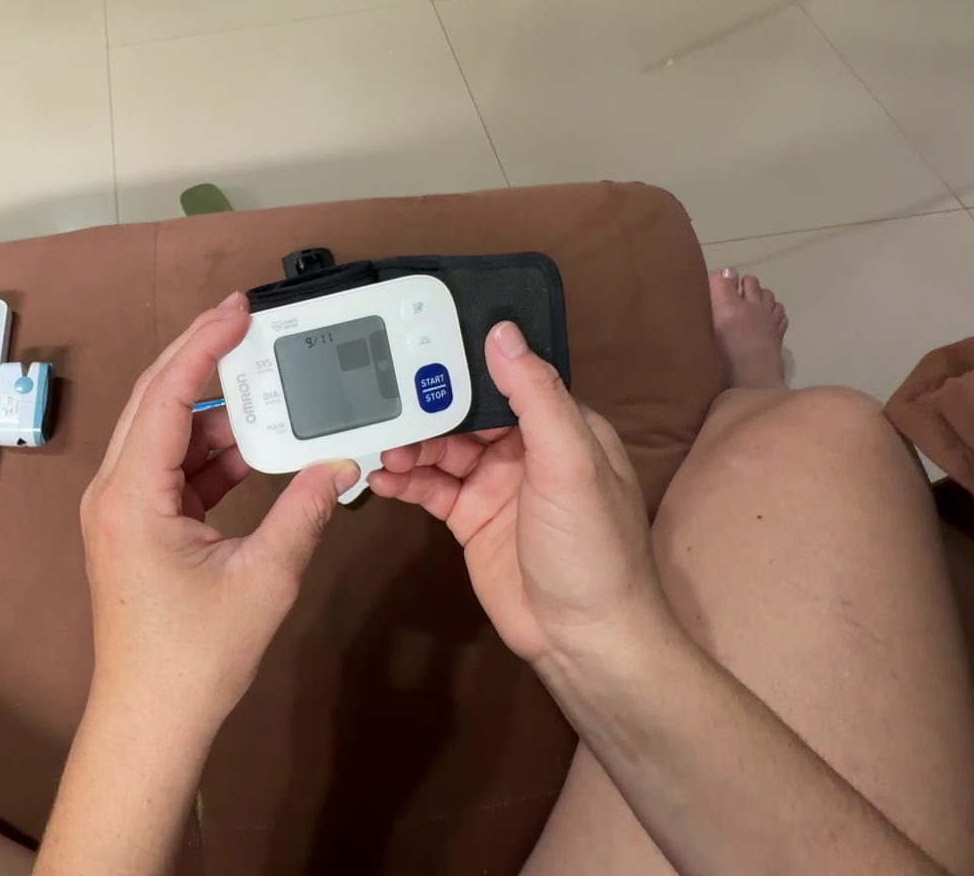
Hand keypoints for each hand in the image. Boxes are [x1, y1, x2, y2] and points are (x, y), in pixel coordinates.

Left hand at [80, 292, 358, 729]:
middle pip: (156, 399)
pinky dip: (214, 453)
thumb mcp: (263, 578)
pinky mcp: (140, 522)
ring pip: (168, 433)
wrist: (150, 720)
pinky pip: (176, 467)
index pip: (166, 395)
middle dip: (201, 357)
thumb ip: (304, 510)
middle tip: (245, 322)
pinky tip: (255, 446)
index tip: (237, 310)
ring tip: (266, 387)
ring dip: (215, 412)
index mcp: (132, 494)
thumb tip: (341, 462)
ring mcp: (124, 505)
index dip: (203, 345)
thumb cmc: (194, 657)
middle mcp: (116, 490)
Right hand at [368, 321, 667, 667]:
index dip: (462, 368)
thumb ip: (536, 398)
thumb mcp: (570, 464)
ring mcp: (493, 483)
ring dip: (409, 446)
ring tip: (383, 451)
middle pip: (462, 414)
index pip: (503, 381)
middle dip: (424, 409)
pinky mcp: (468, 516)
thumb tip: (503, 334)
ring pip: (439, 449)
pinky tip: (381, 481)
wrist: (581, 641)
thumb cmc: (592, 548)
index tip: (419, 352)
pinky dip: (404, 481)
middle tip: (387, 408)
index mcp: (558, 427)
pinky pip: (429, 487)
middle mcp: (523, 449)